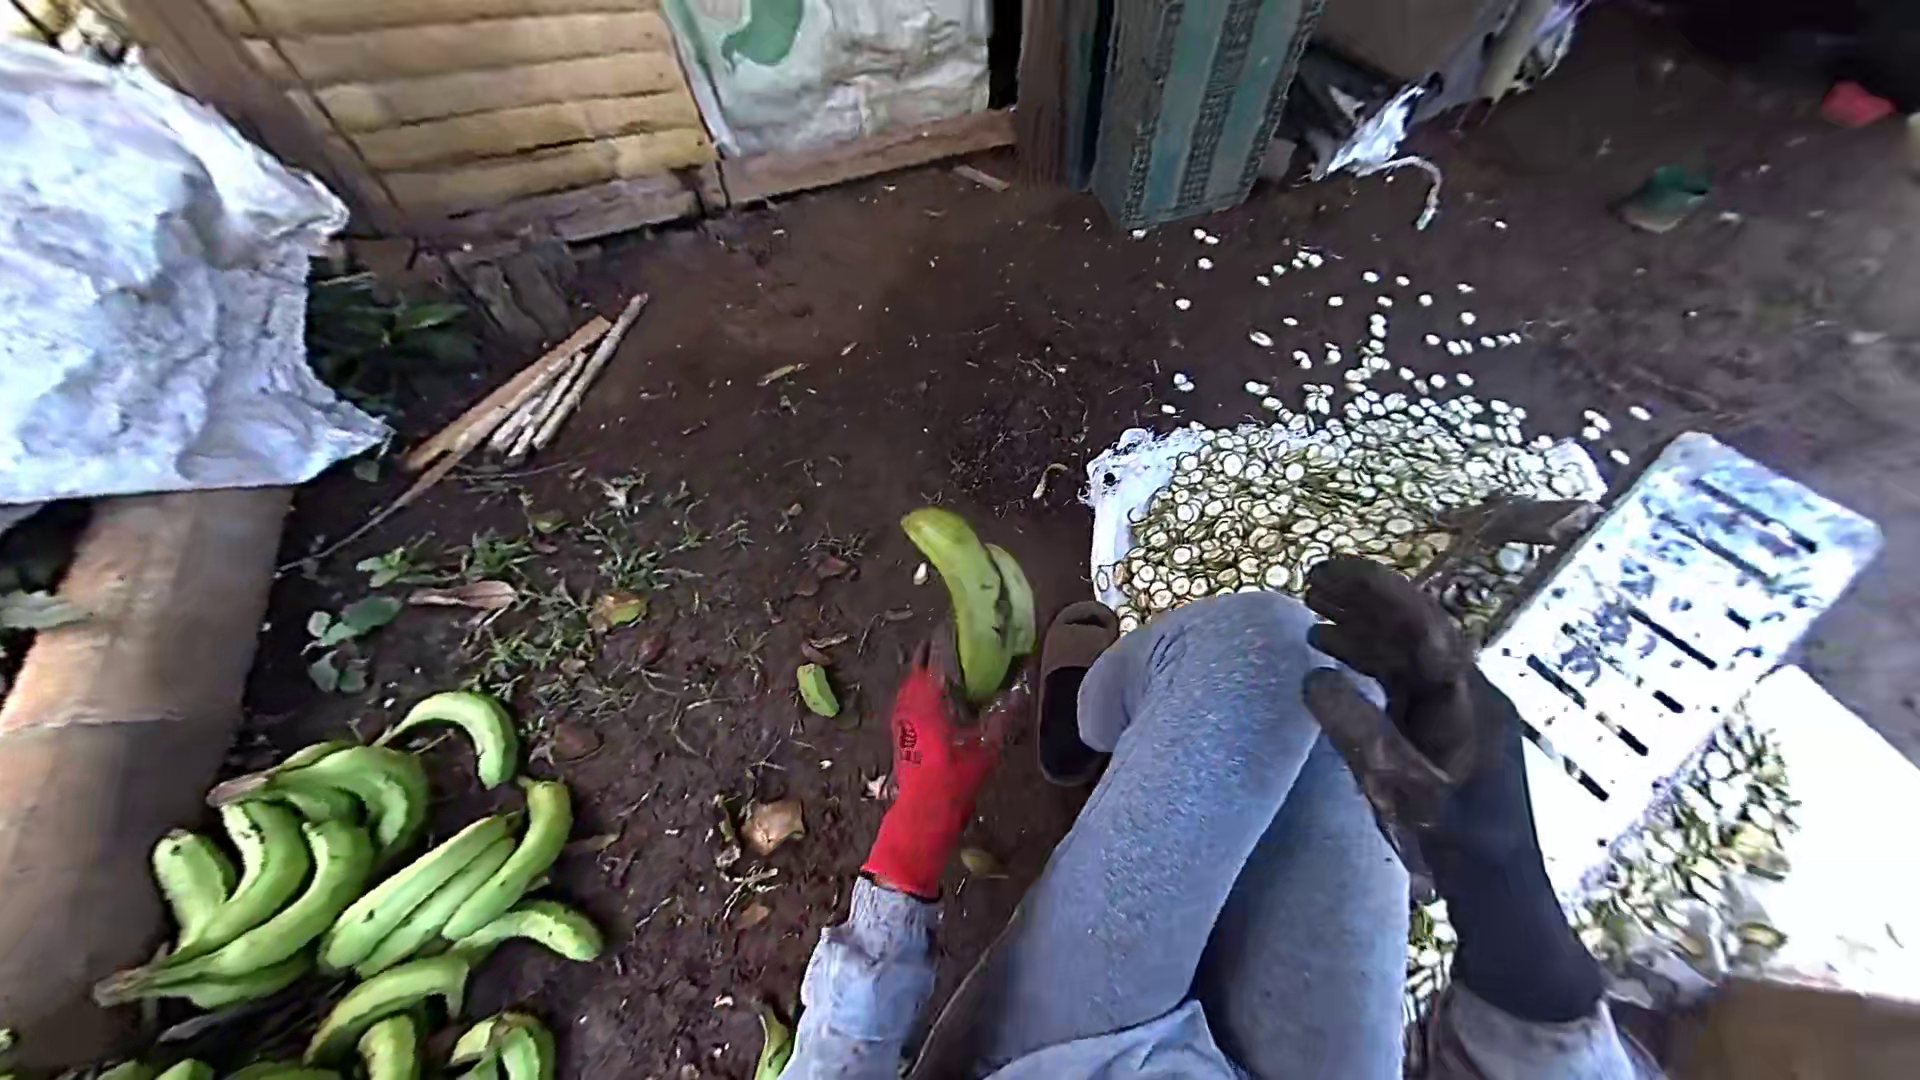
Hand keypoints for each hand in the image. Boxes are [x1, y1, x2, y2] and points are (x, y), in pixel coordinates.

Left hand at [862, 635, 1030, 899]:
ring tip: (951, 655)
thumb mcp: (986, 747)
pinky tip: (939, 687)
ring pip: (912, 674)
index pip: (936, 653)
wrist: (922, 813)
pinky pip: (909, 690)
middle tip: (958, 635)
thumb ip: (1003, 717)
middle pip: (920, 658)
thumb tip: (1020, 692)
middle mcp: (910, 698)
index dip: (948, 634)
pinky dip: (922, 680)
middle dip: (936, 644)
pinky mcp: (898, 724)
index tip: (963, 622)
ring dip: (928, 662)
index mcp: (929, 698)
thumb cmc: (954, 779)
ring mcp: (900, 712)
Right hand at [1302, 556, 1602, 1022]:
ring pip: (1399, 646)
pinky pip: (1392, 671)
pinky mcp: (1430, 718)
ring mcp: (1446, 703)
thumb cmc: (1455, 837)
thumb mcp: (1407, 789)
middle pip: (1410, 626)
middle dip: (1362, 597)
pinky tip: (1326, 649)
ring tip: (1310, 603)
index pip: (1423, 625)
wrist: (1493, 884)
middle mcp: (1461, 689)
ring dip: (1357, 621)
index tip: (1330, 570)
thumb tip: (1312, 677)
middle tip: (1311, 577)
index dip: (1377, 591)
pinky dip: (1358, 653)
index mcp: (1468, 697)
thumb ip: (1362, 734)